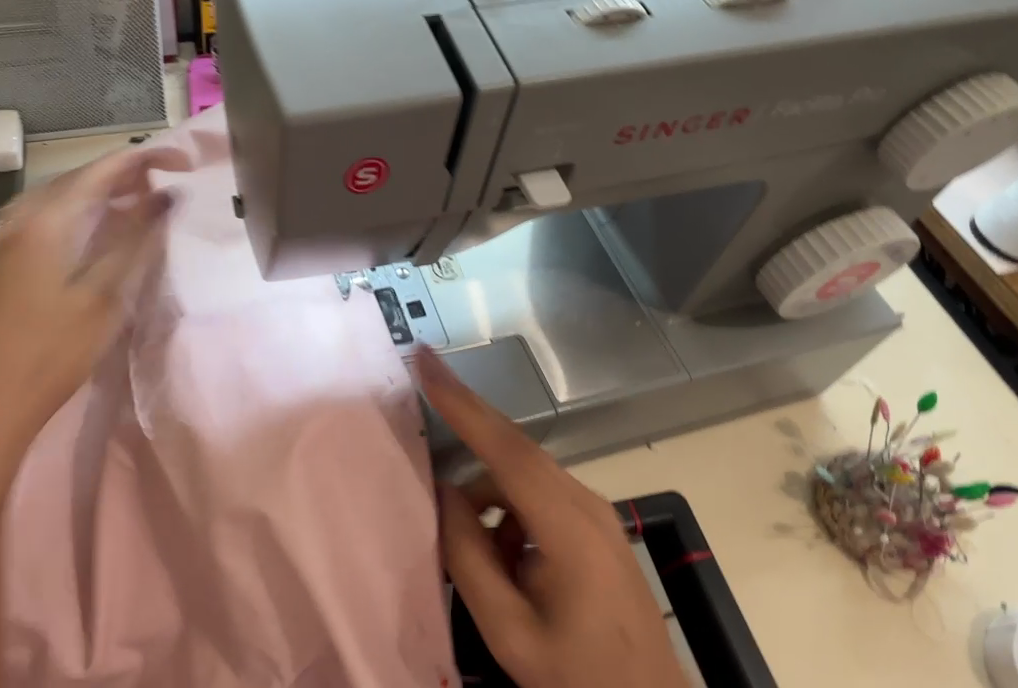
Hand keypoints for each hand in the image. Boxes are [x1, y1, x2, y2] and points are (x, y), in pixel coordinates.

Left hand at [0, 145, 191, 433]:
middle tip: (167, 184)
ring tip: (141, 203)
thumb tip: (168, 197)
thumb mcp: (104, 297)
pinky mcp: (0, 263)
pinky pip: (46, 219)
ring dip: (102, 195)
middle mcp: (20, 218)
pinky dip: (79, 215)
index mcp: (46, 219)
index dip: (146, 159)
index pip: (103, 168)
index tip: (184, 164)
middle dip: (125, 175)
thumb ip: (136, 241)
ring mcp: (4, 240)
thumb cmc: (49, 355)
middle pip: (78, 178)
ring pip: (60, 199)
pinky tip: (98, 233)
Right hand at [415, 347, 687, 687]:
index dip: (462, 403)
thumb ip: (468, 558)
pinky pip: (539, 499)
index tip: (426, 361)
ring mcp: (596, 514)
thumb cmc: (579, 675)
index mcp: (568, 526)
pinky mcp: (596, 528)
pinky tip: (505, 565)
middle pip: (513, 452)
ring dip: (488, 501)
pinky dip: (509, 516)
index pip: (506, 448)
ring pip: (523, 478)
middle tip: (421, 404)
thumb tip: (443, 494)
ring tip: (475, 561)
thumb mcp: (510, 630)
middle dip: (465, 431)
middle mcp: (586, 504)